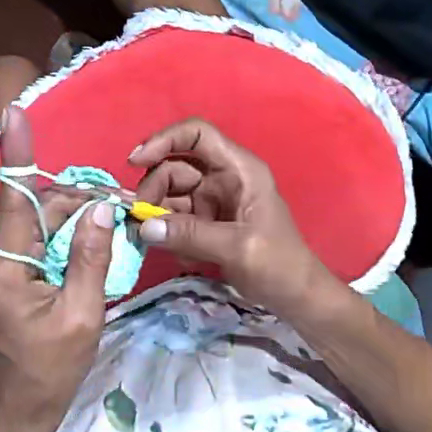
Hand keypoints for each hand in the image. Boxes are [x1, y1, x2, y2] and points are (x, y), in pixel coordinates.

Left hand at [0, 105, 115, 431]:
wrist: (21, 410)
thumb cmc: (51, 369)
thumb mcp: (83, 314)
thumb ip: (92, 258)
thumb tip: (101, 209)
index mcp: (6, 269)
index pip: (14, 200)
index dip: (17, 153)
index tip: (14, 111)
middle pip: (36, 207)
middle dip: (77, 199)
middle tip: (120, 208)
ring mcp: (0, 266)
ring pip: (39, 220)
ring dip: (75, 216)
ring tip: (112, 223)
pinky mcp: (10, 274)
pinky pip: (39, 239)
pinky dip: (67, 233)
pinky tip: (92, 239)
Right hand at [129, 118, 335, 313]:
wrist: (295, 297)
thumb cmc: (279, 265)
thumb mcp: (238, 248)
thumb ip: (191, 235)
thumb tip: (144, 226)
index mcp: (239, 169)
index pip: (197, 134)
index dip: (165, 140)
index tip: (136, 161)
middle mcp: (223, 178)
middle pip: (175, 166)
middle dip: (154, 189)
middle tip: (139, 219)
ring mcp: (213, 200)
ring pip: (170, 194)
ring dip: (158, 216)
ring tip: (156, 243)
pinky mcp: (206, 224)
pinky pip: (176, 219)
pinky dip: (170, 235)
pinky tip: (184, 259)